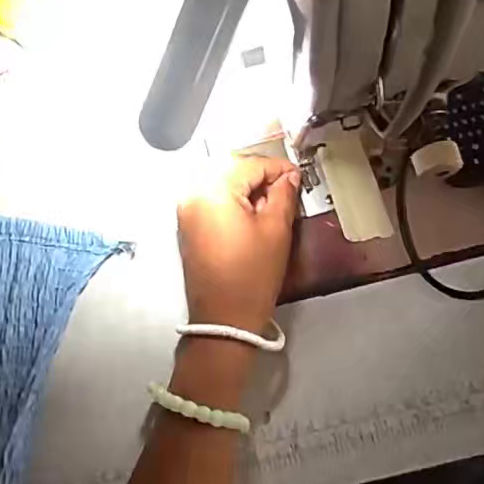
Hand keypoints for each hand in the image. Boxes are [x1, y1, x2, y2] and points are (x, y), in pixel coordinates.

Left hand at [176, 156, 300, 333]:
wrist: (223, 319)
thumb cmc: (251, 276)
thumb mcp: (275, 230)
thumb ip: (283, 195)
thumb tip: (288, 178)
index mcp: (213, 191)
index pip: (250, 164)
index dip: (278, 168)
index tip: (297, 176)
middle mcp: (192, 194)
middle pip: (231, 169)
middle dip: (260, 176)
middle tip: (286, 188)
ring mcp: (186, 211)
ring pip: (220, 184)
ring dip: (245, 187)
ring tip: (271, 203)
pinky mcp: (187, 227)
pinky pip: (211, 200)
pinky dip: (231, 201)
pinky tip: (251, 215)